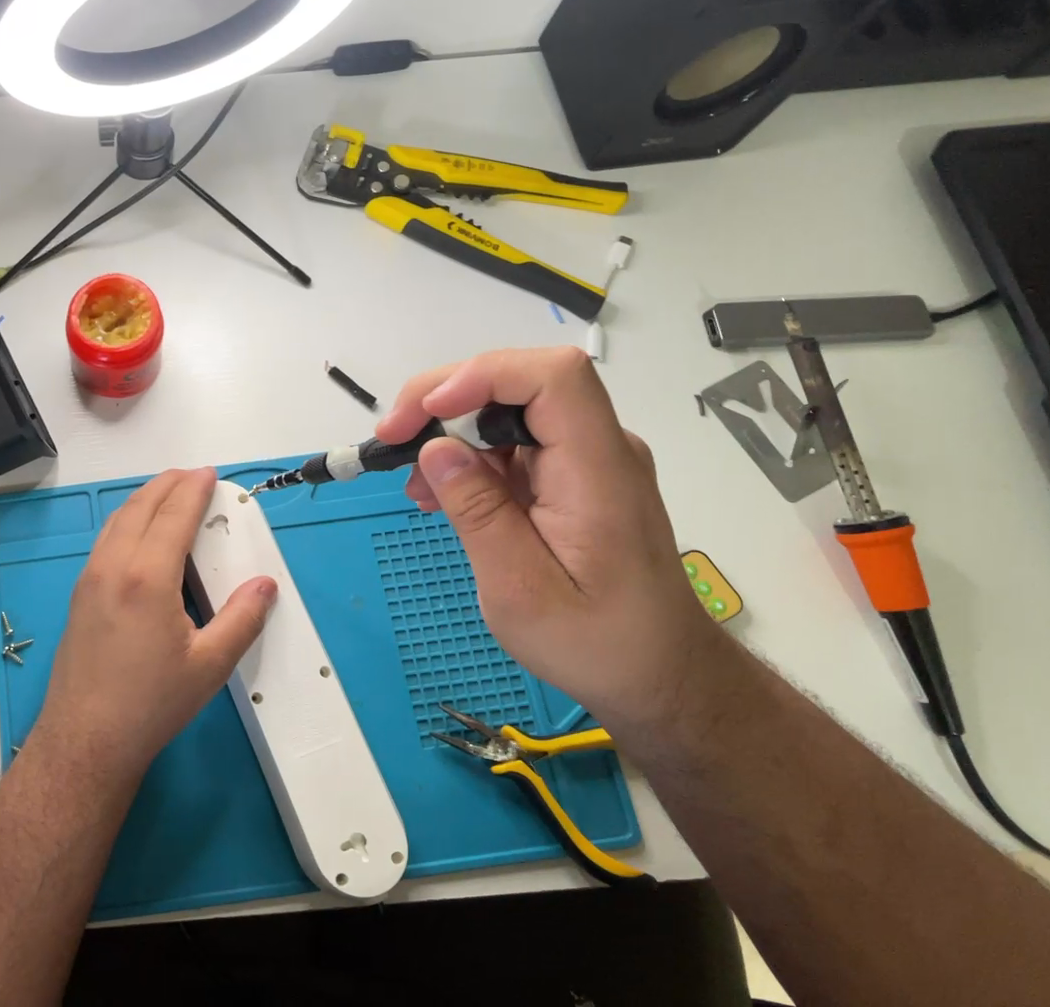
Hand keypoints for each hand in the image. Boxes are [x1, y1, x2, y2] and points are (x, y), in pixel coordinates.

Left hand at [34, 468, 276, 779]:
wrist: (85, 736)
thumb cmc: (151, 703)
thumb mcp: (210, 666)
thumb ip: (241, 620)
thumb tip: (265, 585)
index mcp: (147, 576)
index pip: (174, 515)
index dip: (194, 489)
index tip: (210, 474)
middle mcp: (113, 566)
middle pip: (140, 507)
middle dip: (168, 484)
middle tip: (192, 476)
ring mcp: (89, 579)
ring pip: (117, 521)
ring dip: (144, 500)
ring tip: (168, 497)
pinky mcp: (79, 595)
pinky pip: (106, 540)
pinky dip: (127, 521)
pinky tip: (140, 536)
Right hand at [376, 347, 726, 725]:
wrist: (658, 672)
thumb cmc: (594, 642)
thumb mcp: (519, 589)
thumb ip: (478, 513)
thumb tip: (436, 448)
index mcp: (597, 471)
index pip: (552, 379)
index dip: (482, 376)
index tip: (422, 415)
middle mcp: (599, 450)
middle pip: (523, 384)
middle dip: (447, 399)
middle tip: (391, 440)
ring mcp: (588, 462)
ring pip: (511, 412)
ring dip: (451, 433)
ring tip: (414, 487)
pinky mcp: (574, 479)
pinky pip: (515, 445)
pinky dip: (469, 460)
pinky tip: (441, 496)